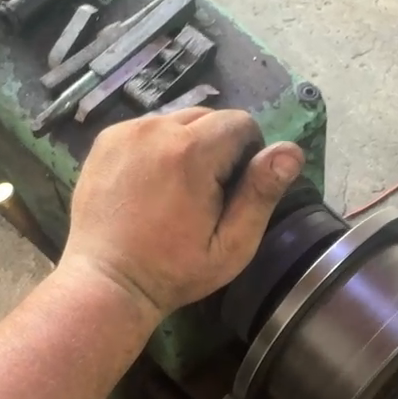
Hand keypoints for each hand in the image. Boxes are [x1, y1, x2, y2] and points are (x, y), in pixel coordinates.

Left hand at [62, 108, 306, 320]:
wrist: (107, 281)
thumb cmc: (174, 272)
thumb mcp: (231, 246)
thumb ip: (261, 195)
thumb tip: (291, 151)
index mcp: (191, 151)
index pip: (241, 122)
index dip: (248, 156)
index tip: (234, 193)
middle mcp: (156, 127)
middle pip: (209, 116)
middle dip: (218, 149)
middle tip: (208, 197)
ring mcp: (126, 131)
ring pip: (177, 121)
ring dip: (189, 147)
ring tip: (179, 193)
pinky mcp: (106, 140)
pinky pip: (148, 130)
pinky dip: (160, 149)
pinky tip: (154, 188)